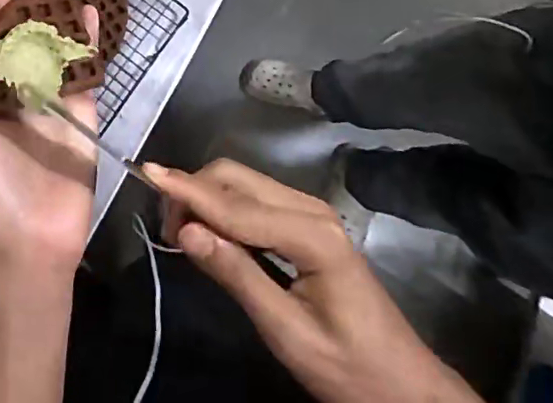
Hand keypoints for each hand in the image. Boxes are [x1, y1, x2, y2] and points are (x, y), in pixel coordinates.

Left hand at [0, 0, 100, 279]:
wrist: (29, 240)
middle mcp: (21, 93)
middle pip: (28, 40)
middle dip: (32, 6)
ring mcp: (54, 102)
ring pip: (57, 49)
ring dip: (61, 18)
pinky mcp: (83, 116)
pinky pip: (86, 74)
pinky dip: (89, 44)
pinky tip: (91, 16)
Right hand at [147, 159, 478, 402]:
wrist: (405, 387)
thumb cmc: (349, 368)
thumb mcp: (288, 333)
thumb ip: (237, 276)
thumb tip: (186, 232)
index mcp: (311, 234)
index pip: (234, 204)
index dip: (188, 188)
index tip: (147, 172)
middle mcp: (309, 208)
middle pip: (236, 178)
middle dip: (194, 190)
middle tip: (168, 234)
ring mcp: (309, 211)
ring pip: (242, 182)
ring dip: (206, 196)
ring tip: (183, 234)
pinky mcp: (305, 222)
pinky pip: (253, 199)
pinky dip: (223, 205)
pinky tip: (211, 230)